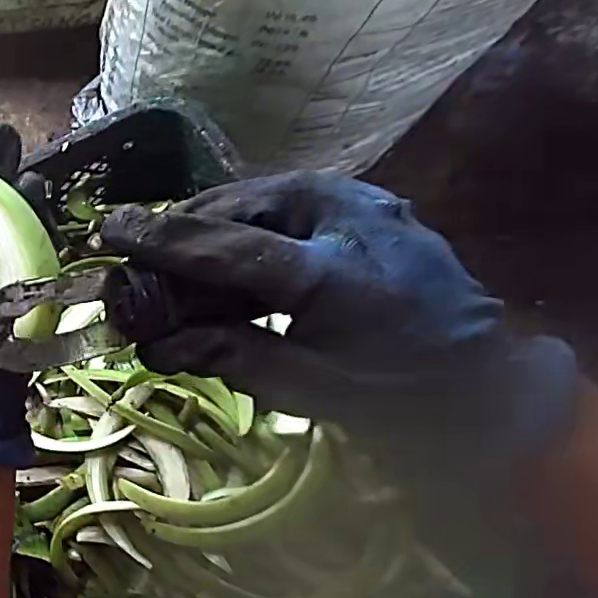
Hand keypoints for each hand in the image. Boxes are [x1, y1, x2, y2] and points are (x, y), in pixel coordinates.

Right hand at [100, 172, 577, 485]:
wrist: (488, 381)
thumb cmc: (397, 396)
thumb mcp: (307, 390)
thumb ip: (226, 357)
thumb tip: (152, 347)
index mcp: (337, 273)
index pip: (227, 247)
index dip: (161, 240)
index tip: (108, 231)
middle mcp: (347, 219)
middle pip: (231, 213)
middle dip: (176, 241)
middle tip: (140, 277)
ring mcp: (358, 202)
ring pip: (248, 202)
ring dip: (202, 236)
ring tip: (176, 277)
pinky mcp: (358, 202)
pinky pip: (272, 207)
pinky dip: (233, 231)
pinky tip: (218, 265)